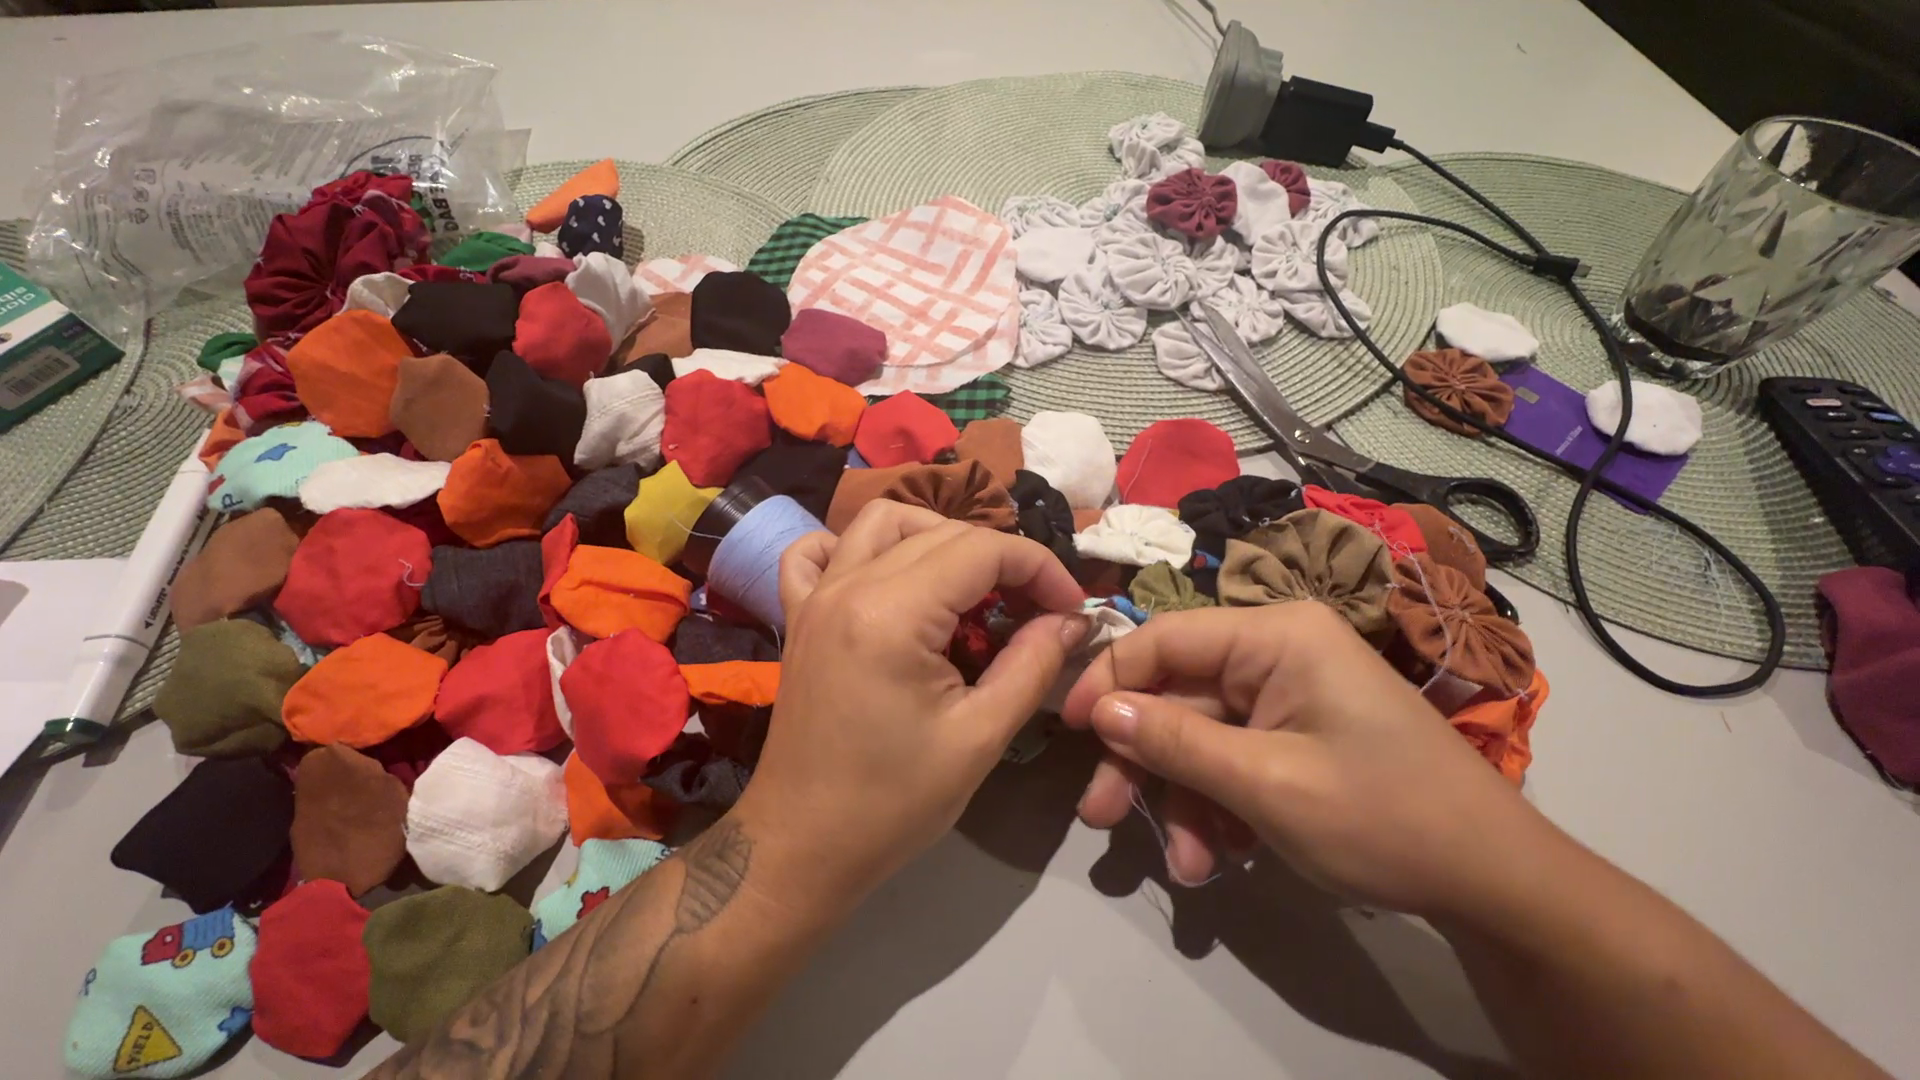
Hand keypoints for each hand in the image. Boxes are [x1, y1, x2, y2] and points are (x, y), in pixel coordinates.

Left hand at [737, 502, 1089, 899]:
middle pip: (940, 533)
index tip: (1070, 607)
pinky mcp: (798, 617)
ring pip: (882, 522)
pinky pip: (817, 553)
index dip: (1038, 567)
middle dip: (1001, 559)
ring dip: (937, 537)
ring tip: (972, 585)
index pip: (982, 549)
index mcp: (892, 613)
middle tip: (1035, 608)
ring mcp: (814, 597)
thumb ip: (1032, 666)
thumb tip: (1071, 620)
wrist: (802, 846)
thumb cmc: (893, 803)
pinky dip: (856, 548)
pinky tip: (885, 576)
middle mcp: (848, 586)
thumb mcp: (979, 737)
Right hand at [1062, 602, 1546, 916]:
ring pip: (1199, 736)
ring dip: (1181, 800)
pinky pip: (1231, 760)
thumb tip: (1097, 709)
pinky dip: (1216, 808)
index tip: (1066, 729)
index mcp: (1276, 636)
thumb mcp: (1266, 784)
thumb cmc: (1384, 817)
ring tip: (1185, 866)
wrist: (1494, 884)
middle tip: (1100, 815)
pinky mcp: (1295, 737)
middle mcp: (1277, 654)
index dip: (1110, 679)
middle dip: (1142, 760)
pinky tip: (1219, 859)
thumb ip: (1176, 741)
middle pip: (1177, 694)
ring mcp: (1287, 697)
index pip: (1165, 637)